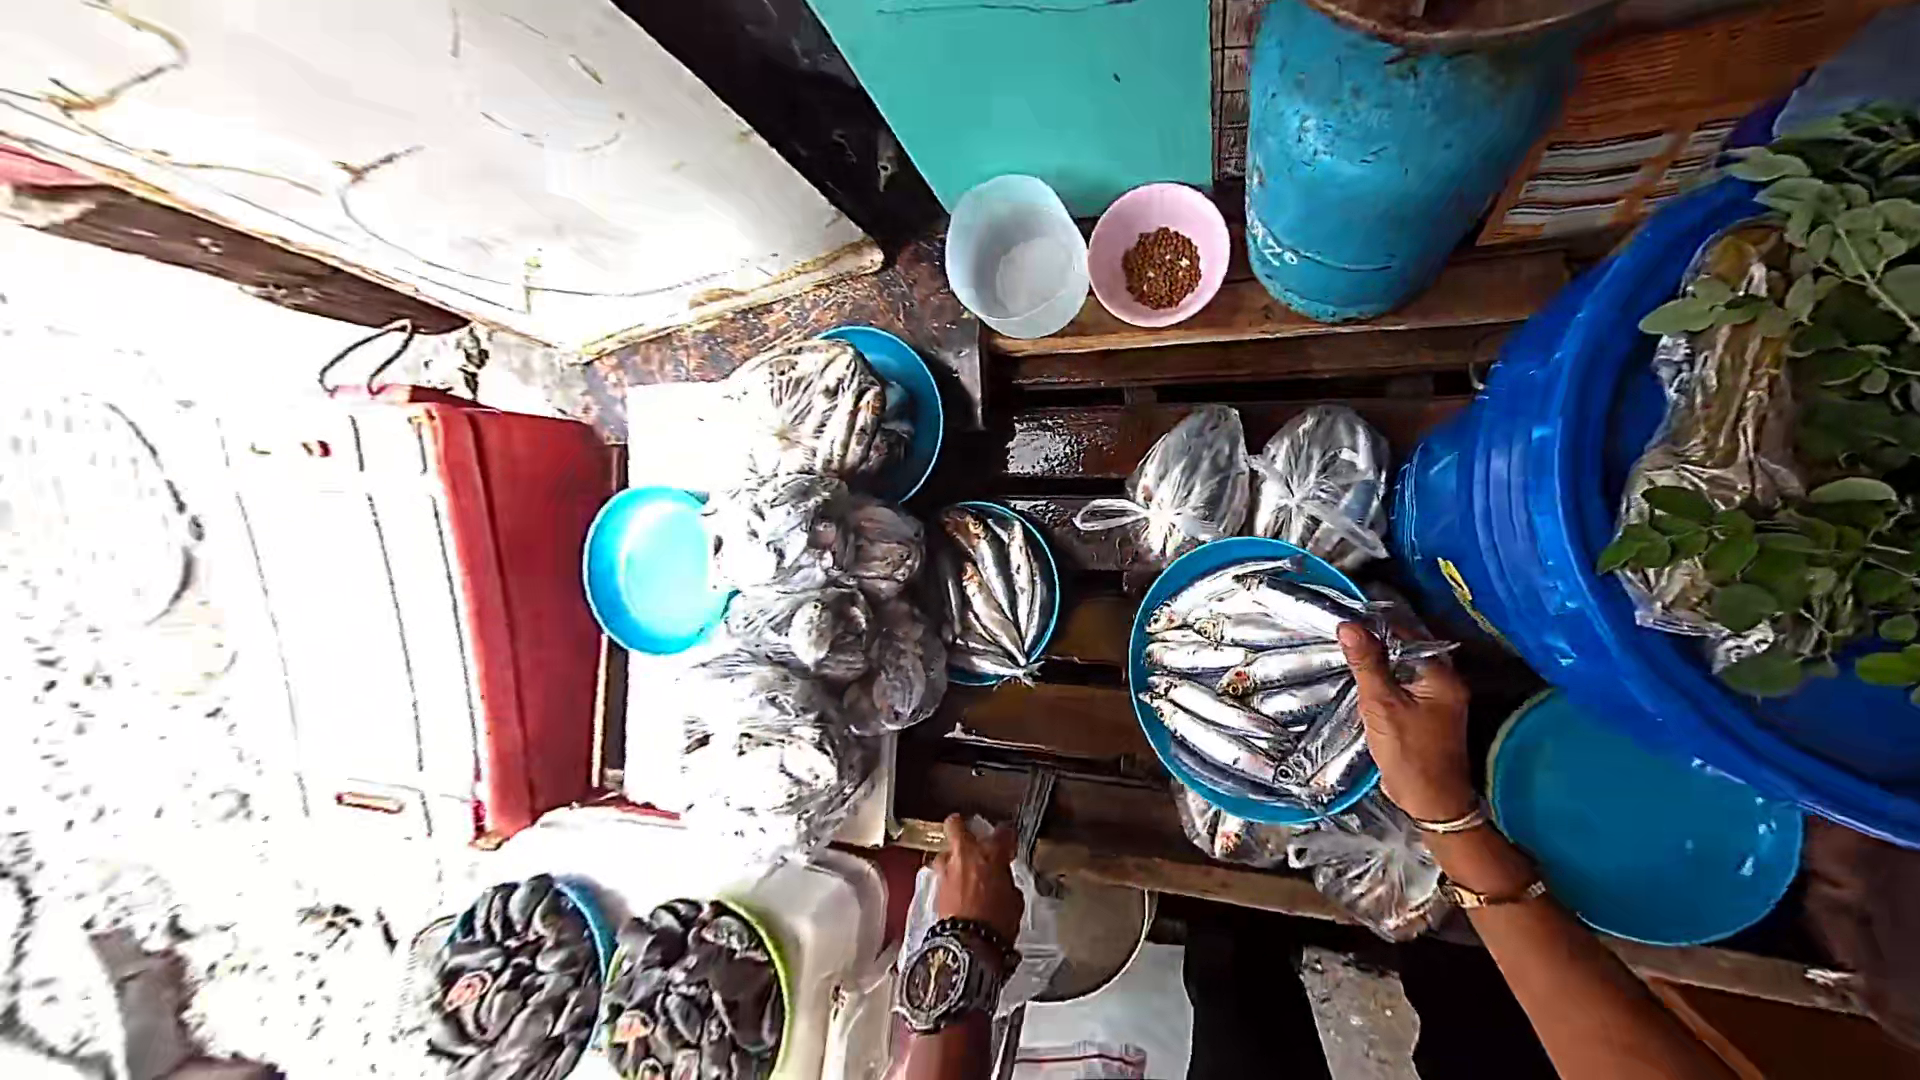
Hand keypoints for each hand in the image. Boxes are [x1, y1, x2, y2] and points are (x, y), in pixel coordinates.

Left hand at [934, 813, 1024, 942]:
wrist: (968, 947)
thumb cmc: (995, 924)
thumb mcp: (1014, 901)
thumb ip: (1007, 881)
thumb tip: (1003, 880)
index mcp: (991, 853)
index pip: (1003, 831)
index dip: (1007, 836)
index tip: (1008, 843)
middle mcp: (966, 854)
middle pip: (956, 823)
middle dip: (962, 826)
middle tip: (972, 836)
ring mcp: (947, 868)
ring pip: (945, 851)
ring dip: (953, 858)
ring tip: (962, 870)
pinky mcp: (935, 887)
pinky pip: (942, 874)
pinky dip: (949, 879)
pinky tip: (957, 890)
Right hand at [1338, 623, 1476, 822]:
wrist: (1430, 800)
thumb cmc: (1408, 751)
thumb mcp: (1381, 704)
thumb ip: (1367, 663)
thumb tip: (1349, 626)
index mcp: (1442, 677)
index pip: (1410, 635)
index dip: (1379, 623)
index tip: (1347, 615)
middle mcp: (1444, 683)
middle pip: (1408, 648)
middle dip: (1376, 637)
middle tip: (1341, 629)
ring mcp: (1435, 698)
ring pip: (1403, 665)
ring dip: (1377, 656)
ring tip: (1345, 646)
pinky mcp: (1424, 712)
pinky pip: (1401, 681)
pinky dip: (1382, 674)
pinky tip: (1360, 674)